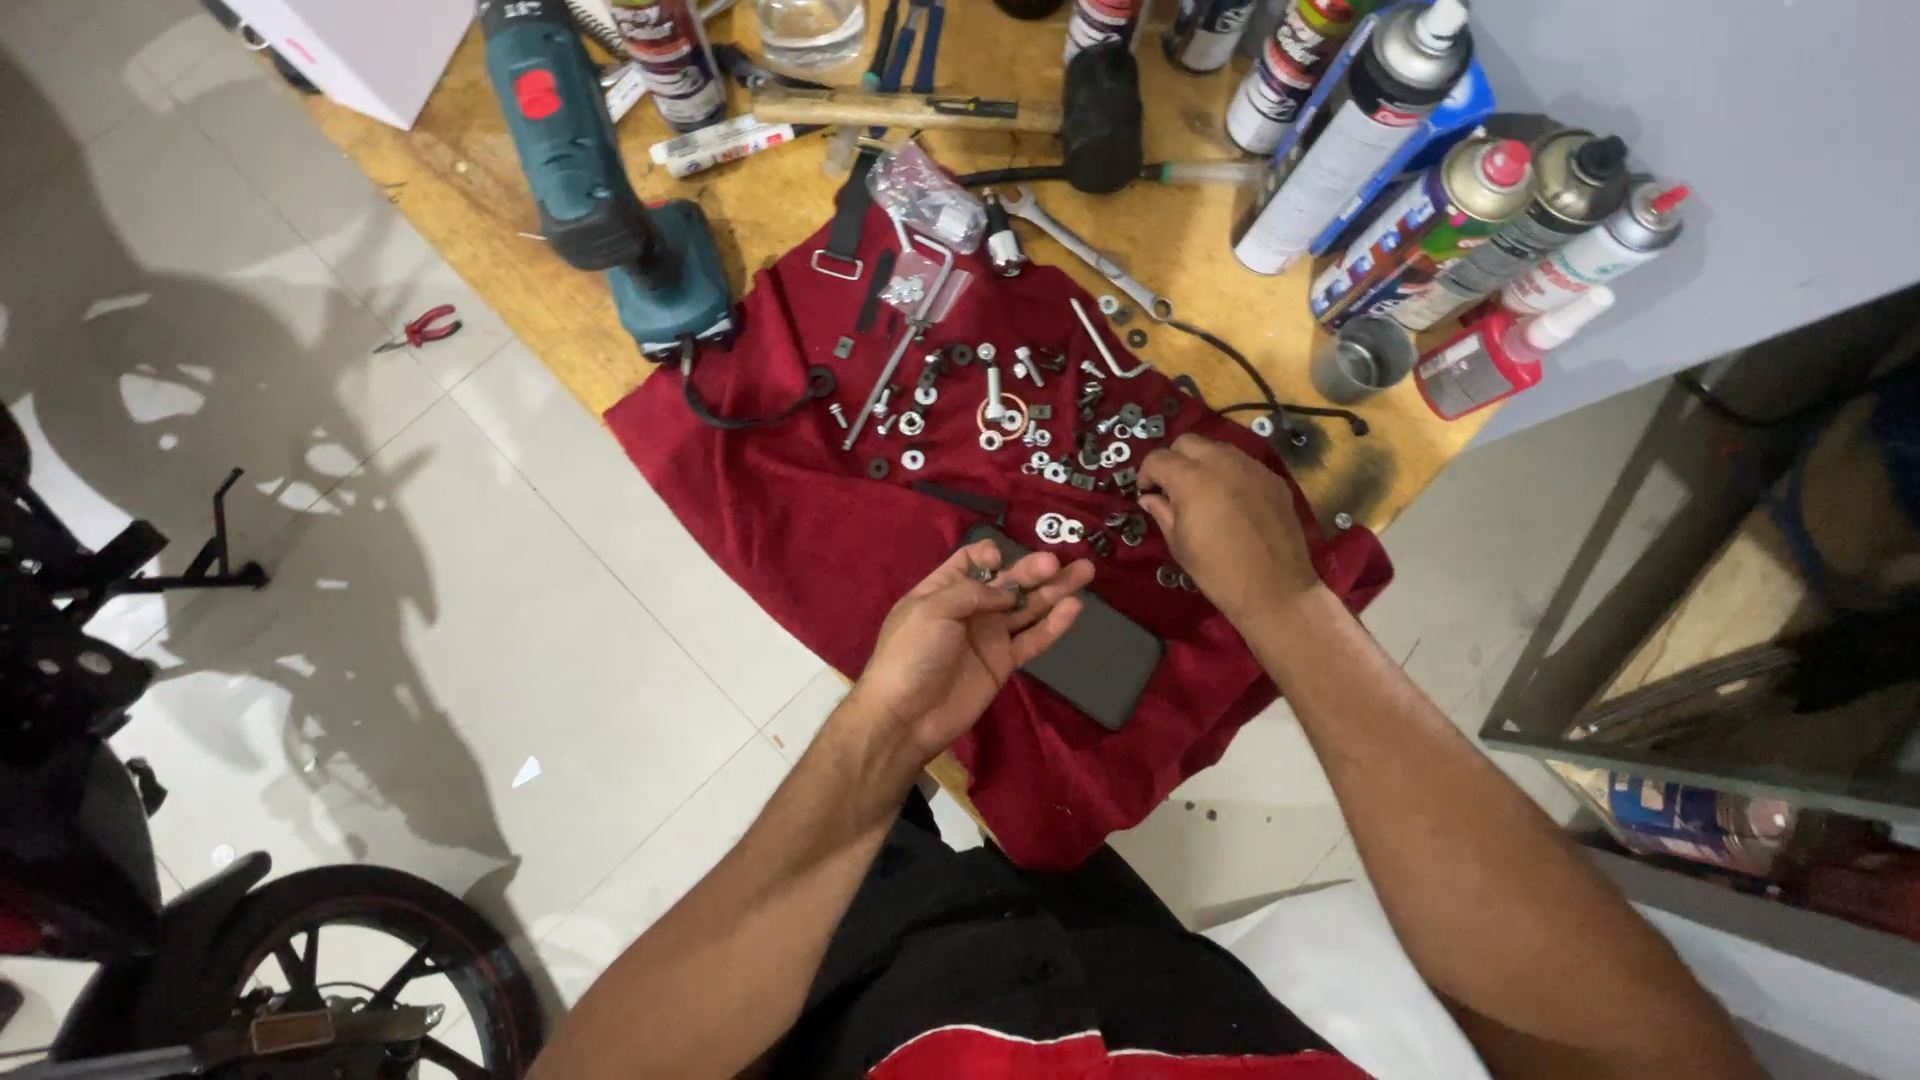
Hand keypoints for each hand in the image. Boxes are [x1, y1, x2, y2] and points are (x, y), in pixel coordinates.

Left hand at [846, 539, 1093, 765]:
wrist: (906, 715)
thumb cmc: (911, 654)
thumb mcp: (932, 610)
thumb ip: (973, 592)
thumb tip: (1008, 593)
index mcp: (943, 591)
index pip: (971, 563)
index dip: (989, 556)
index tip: (999, 561)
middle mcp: (969, 610)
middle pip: (1007, 582)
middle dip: (1033, 570)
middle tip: (1058, 562)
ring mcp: (988, 637)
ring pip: (1027, 608)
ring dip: (1054, 591)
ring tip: (1085, 572)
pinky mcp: (1003, 663)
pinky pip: (1032, 640)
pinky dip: (1053, 626)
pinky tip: (1073, 608)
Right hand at [1137, 434, 1321, 622]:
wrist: (1274, 590)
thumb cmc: (1217, 572)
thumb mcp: (1179, 544)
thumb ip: (1162, 512)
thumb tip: (1150, 497)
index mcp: (1192, 480)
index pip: (1158, 458)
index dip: (1146, 473)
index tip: (1147, 492)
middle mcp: (1222, 463)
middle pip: (1188, 442)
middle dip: (1174, 460)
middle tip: (1172, 487)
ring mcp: (1252, 468)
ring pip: (1219, 448)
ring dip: (1203, 462)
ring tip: (1202, 491)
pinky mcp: (1273, 480)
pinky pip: (1244, 464)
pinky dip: (1230, 474)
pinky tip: (1232, 501)